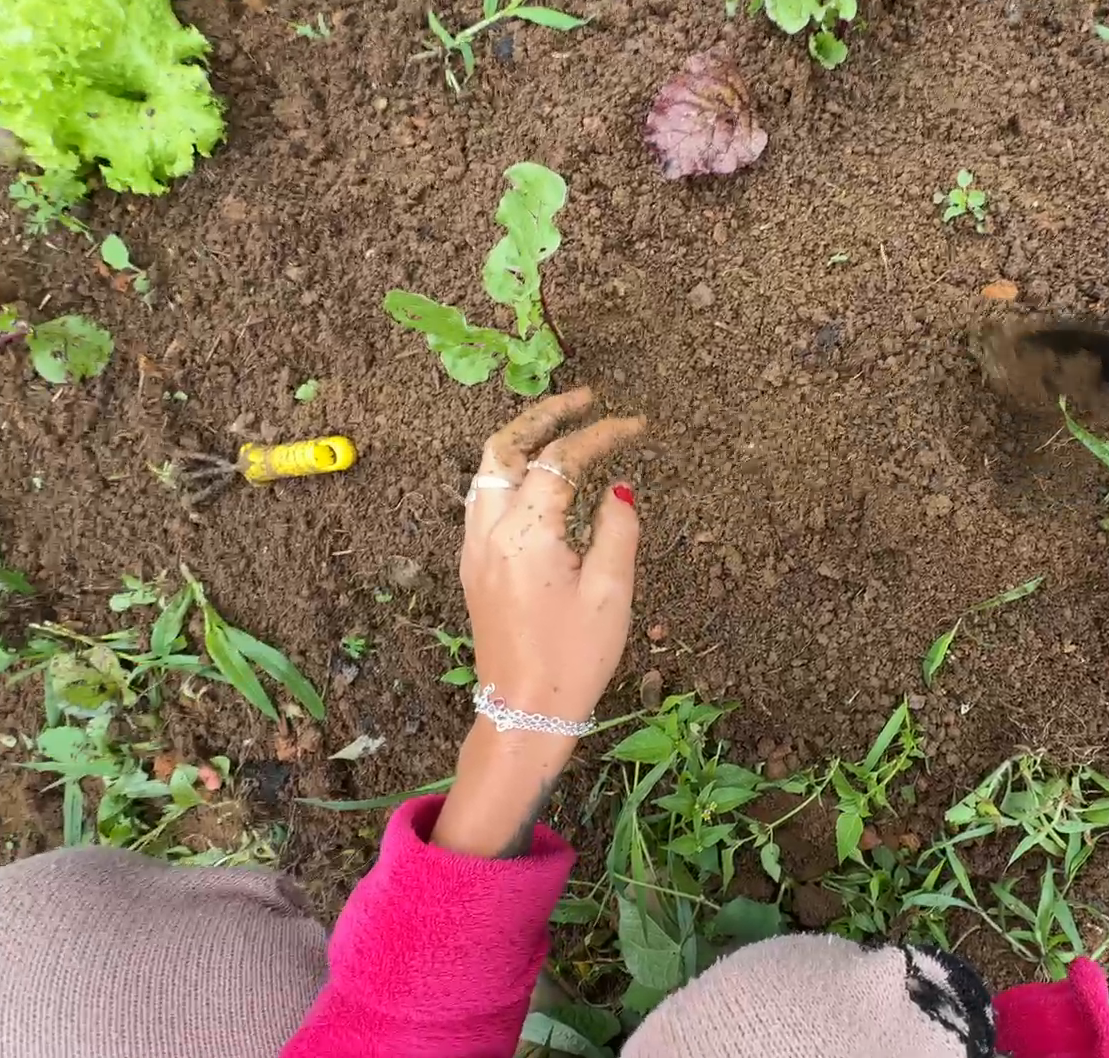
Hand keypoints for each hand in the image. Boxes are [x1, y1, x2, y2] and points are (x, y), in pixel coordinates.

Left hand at [433, 389, 645, 857]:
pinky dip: (511, 470)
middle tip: (584, 398)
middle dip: (545, 413)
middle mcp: (490, 531)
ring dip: (521, 438)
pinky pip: (484, 496)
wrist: (525, 710)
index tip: (635, 426)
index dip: (601, 434)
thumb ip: (618, 529)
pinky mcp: (473, 564)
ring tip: (560, 428)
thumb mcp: (612, 592)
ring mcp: (475, 547)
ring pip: (486, 469)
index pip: (562, 461)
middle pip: (505, 446)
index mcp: (528, 535)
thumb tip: (619, 489)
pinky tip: (539, 478)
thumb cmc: (576, 655)